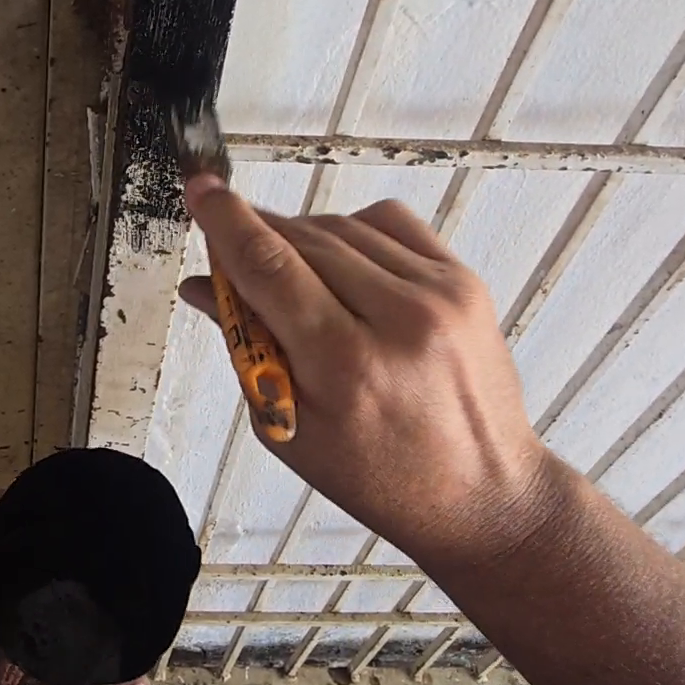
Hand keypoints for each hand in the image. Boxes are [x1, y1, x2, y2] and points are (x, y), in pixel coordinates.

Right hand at [178, 174, 557, 563]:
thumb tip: (202, 286)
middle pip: (300, 239)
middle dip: (254, 236)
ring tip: (291, 278)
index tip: (200, 190)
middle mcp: (399, 317)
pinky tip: (339, 260)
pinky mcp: (464, 279)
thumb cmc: (378, 475)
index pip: (270, 267)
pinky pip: (387, 222)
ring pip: (339, 225)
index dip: (225, 221)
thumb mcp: (289, 427)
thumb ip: (246, 346)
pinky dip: (348, 229)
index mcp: (346, 364)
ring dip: (298, 238)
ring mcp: (441, 292)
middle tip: (231, 256)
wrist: (485, 494)